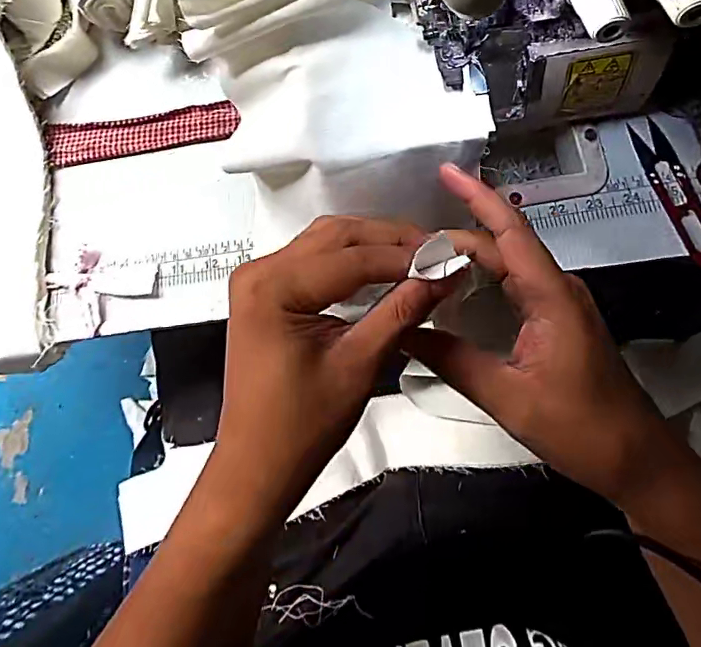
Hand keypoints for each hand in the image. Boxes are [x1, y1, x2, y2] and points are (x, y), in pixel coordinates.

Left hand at [212, 216, 453, 519]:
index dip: (404, 257)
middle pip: (337, 236)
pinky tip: (382, 266)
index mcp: (272, 288)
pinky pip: (314, 257)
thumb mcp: (358, 366)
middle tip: (435, 252)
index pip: (351, 257)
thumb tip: (438, 277)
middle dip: (390, 240)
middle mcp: (259, 273)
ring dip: (372, 243)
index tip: (444, 258)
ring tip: (416, 256)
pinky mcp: (267, 291)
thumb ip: (400, 312)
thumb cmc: (297, 429)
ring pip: (326, 240)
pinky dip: (351, 257)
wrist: (257, 465)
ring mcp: (259, 280)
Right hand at [403, 164, 689, 507]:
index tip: (447, 171)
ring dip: (470, 250)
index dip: (477, 197)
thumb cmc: (582, 428)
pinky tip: (460, 279)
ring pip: (509, 260)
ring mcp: (560, 301)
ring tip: (425, 251)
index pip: (509, 231)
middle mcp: (557, 287)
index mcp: (551, 295)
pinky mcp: (557, 317)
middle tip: (410, 241)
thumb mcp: (510, 398)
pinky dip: (484, 272)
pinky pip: (516, 280)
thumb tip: (405, 333)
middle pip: (504, 243)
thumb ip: (455, 362)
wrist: (637, 458)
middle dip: (457, 232)